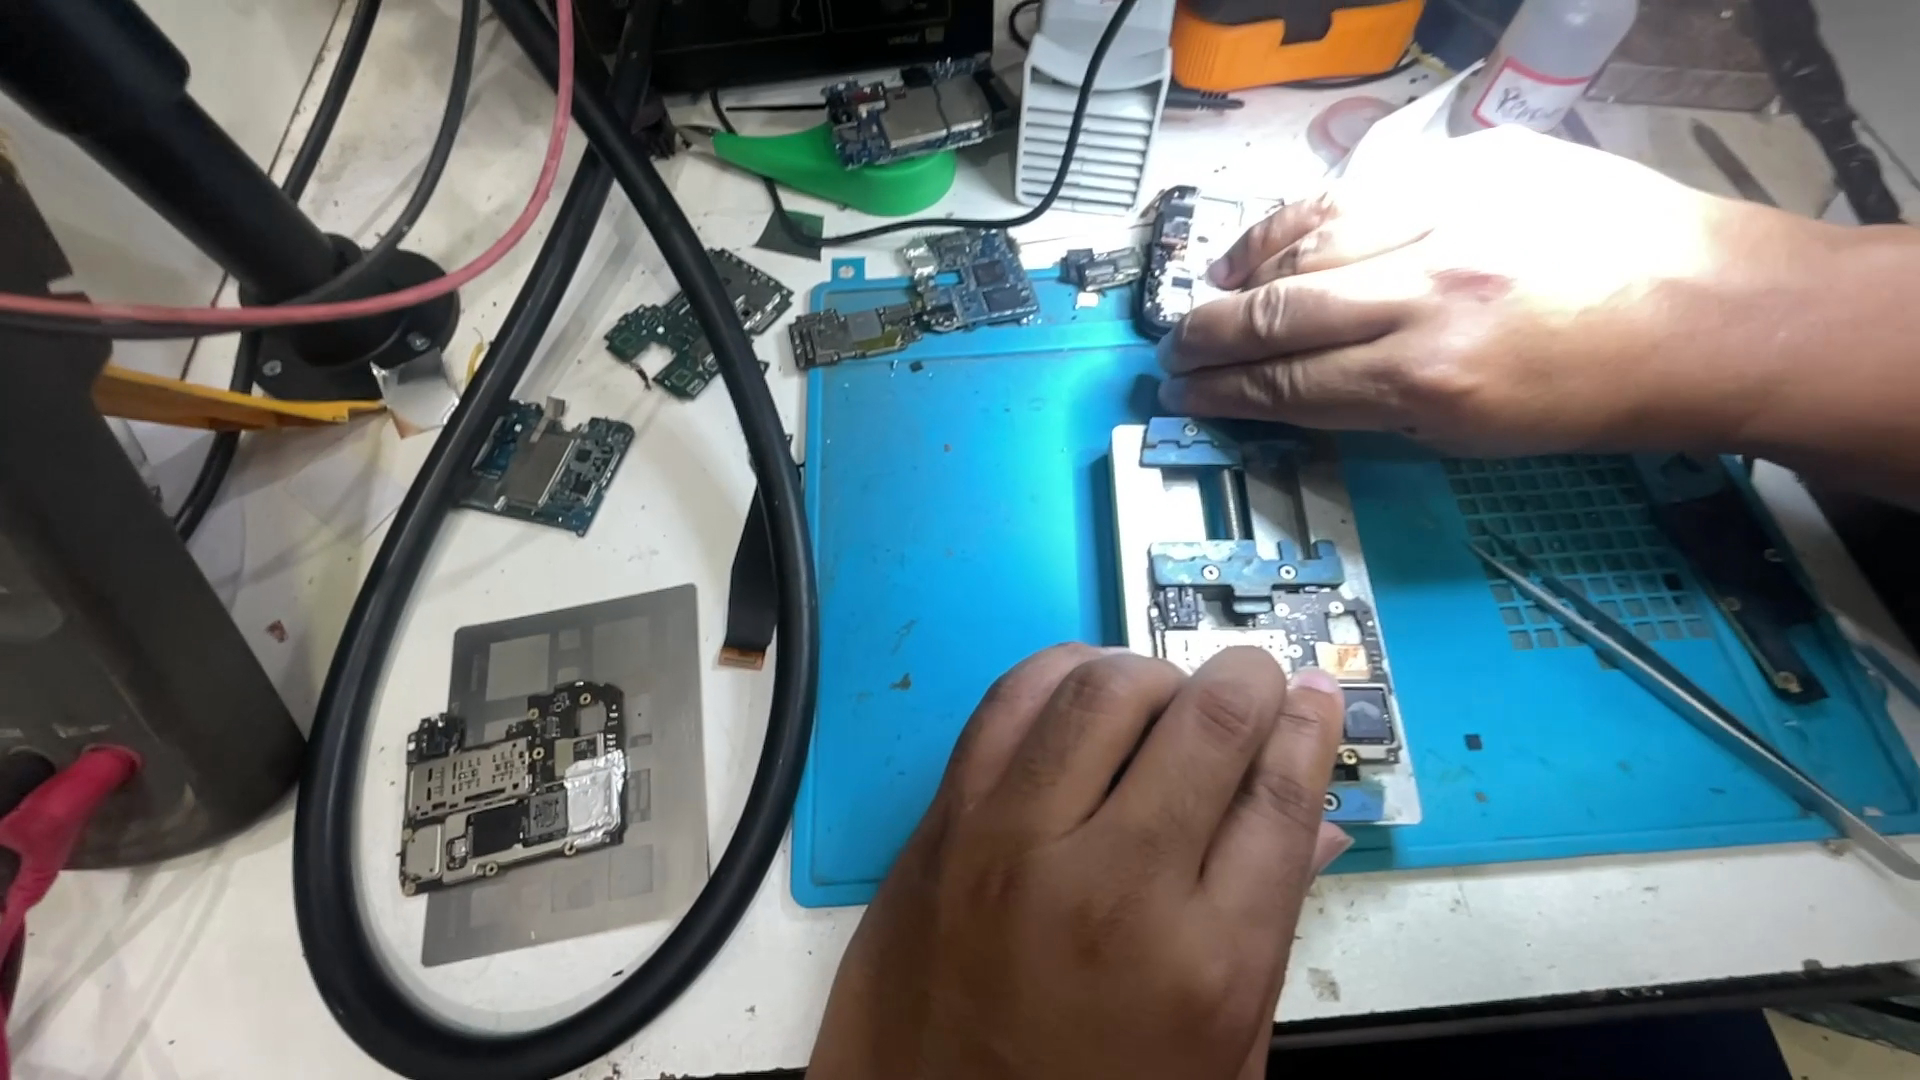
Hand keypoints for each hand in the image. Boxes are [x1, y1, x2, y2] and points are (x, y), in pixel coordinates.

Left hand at [810, 645, 1351, 1079]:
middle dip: (1242, 683)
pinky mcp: (946, 818)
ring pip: (1102, 691)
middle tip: (1247, 678)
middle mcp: (1111, 885)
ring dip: (1149, 671)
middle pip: (1201, 726)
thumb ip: (1266, 925)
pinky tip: (1082, 685)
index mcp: (1204, 964)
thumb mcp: (1213, 1051)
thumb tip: (1315, 820)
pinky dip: (1058, 669)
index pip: (1279, 800)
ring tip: (1162, 693)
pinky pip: (1008, 699)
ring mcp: (1015, 840)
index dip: (1305, 728)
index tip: (1310, 693)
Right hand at [1157, 126, 1851, 456]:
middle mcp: (1428, 291)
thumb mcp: (1463, 434)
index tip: (1181, 395)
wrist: (1715, 315)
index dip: (1221, 393)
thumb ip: (1363, 407)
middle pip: (1278, 312)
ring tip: (1204, 298)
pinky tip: (1258, 243)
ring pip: (1303, 243)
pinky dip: (1288, 223)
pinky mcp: (1473, 161)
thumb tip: (1282, 392)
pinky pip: (1349, 192)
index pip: (1287, 386)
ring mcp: (1451, 214)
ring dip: (1236, 278)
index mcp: (1428, 377)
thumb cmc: (1586, 401)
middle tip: (1169, 351)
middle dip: (1207, 337)